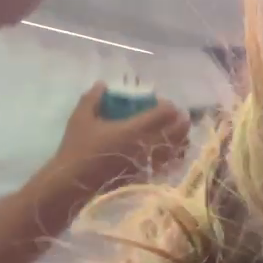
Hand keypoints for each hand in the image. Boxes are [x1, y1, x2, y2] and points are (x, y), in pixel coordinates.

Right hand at [49, 84, 190, 195]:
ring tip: (174, 128)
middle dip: (180, 118)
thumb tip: (102, 84)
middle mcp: (152, 142)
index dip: (167, 105)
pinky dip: (179, 149)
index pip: (165, 112)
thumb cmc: (79, 147)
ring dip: (182, 133)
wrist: (79, 178)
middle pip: (181, 127)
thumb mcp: (80, 119)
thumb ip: (92, 100)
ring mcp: (157, 157)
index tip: (160, 102)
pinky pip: (177, 157)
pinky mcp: (156, 169)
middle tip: (172, 114)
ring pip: (183, 143)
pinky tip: (171, 144)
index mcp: (136, 128)